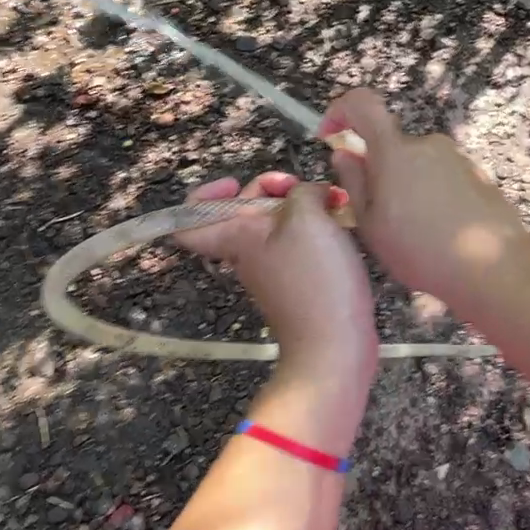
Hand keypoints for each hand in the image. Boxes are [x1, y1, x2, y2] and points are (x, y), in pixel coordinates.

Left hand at [173, 173, 376, 374]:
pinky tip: (341, 224)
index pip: (188, 219)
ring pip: (275, 223)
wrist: (334, 346)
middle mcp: (247, 251)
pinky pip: (298, 241)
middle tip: (302, 187)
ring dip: (302, 206)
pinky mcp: (298, 279)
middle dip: (272, 189)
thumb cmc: (315, 279)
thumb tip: (313, 192)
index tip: (236, 184)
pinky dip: (316, 227)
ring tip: (333, 203)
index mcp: (236, 236)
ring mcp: (272, 267)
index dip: (204, 195)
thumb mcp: (309, 218)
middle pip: (243, 209)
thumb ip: (305, 192)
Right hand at [317, 89, 529, 301]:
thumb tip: (345, 153)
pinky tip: (440, 231)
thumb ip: (355, 183)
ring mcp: (456, 157)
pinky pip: (441, 176)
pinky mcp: (477, 173)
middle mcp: (427, 144)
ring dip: (407, 188)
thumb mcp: (372, 226)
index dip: (341, 111)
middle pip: (391, 146)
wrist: (494, 267)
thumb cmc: (422, 251)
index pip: (363, 103)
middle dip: (380, 173)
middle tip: (381, 217)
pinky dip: (432, 195)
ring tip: (415, 232)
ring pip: (417, 165)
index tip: (331, 136)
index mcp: (395, 152)